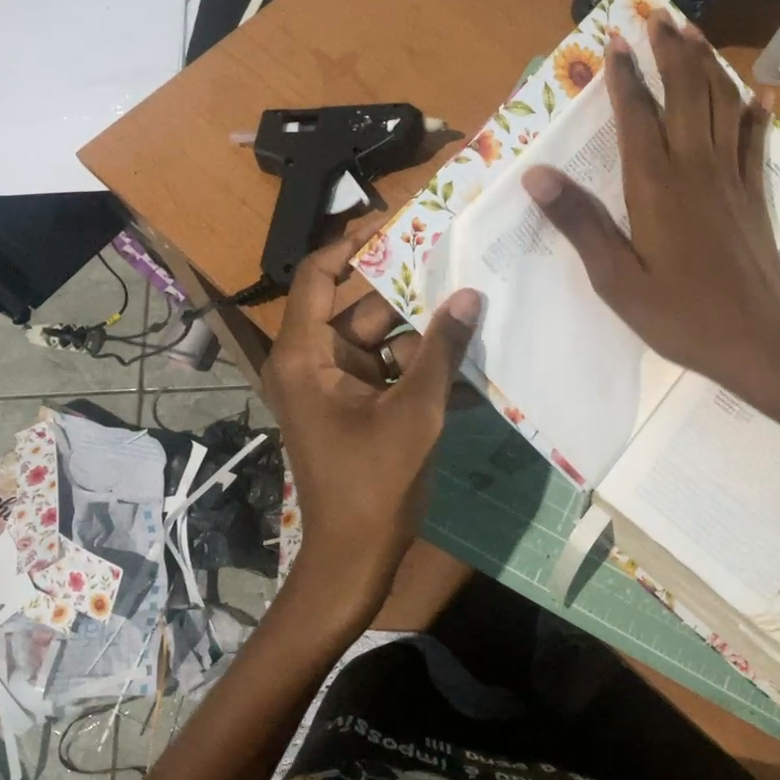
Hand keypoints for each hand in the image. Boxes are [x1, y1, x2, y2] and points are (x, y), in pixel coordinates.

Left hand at [261, 226, 482, 622]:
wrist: (353, 559)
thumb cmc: (373, 483)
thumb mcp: (414, 412)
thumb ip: (441, 350)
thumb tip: (470, 294)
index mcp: (305, 355)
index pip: (317, 276)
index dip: (351, 243)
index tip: (394, 221)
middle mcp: (311, 362)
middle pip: (357, 306)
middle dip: (406, 291)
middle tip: (457, 262)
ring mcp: (332, 386)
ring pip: (378, 339)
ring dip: (422, 333)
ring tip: (474, 309)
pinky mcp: (353, 407)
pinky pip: (386, 370)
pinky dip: (418, 368)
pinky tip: (466, 363)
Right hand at [521, 14, 779, 408]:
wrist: (759, 341)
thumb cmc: (679, 314)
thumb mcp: (616, 278)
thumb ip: (580, 223)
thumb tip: (536, 175)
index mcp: (655, 185)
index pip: (636, 115)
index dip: (624, 75)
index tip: (614, 39)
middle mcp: (695, 167)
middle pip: (685, 93)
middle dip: (669, 52)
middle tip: (657, 16)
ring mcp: (731, 177)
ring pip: (722, 104)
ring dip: (707, 65)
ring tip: (694, 34)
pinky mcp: (755, 194)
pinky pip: (756, 139)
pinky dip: (756, 111)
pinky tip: (761, 93)